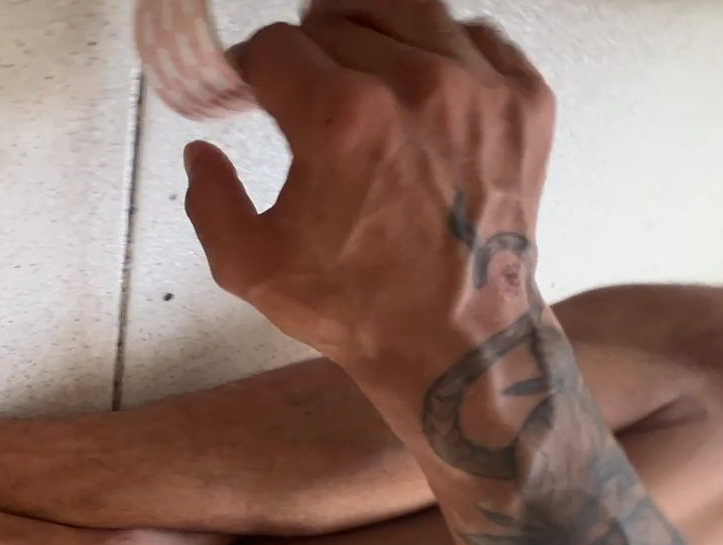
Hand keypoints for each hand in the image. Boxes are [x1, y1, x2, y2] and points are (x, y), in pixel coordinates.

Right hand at [185, 0, 555, 384]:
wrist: (446, 334)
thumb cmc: (346, 304)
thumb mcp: (245, 266)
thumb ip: (209, 200)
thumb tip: (199, 151)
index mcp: (338, 122)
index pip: (275, 48)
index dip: (242, 64)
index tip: (235, 85)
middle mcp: (415, 83)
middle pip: (337, 18)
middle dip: (296, 47)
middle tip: (279, 82)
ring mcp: (481, 84)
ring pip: (409, 6)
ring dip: (360, 23)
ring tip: (340, 53)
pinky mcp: (524, 98)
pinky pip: (474, 33)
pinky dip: (432, 43)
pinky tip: (407, 77)